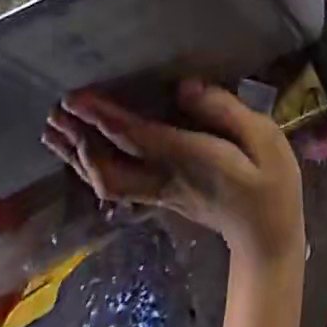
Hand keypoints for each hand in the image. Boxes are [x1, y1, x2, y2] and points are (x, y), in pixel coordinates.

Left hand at [44, 79, 304, 261]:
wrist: (266, 239)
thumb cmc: (271, 184)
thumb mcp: (264, 138)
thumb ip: (225, 110)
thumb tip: (183, 86)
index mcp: (191, 160)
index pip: (138, 138)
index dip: (104, 118)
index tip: (77, 97)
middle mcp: (166, 178)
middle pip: (108, 166)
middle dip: (79, 139)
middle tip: (56, 110)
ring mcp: (159, 193)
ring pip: (105, 180)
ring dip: (77, 155)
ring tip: (54, 130)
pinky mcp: (159, 198)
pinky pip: (114, 184)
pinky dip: (91, 168)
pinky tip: (81, 154)